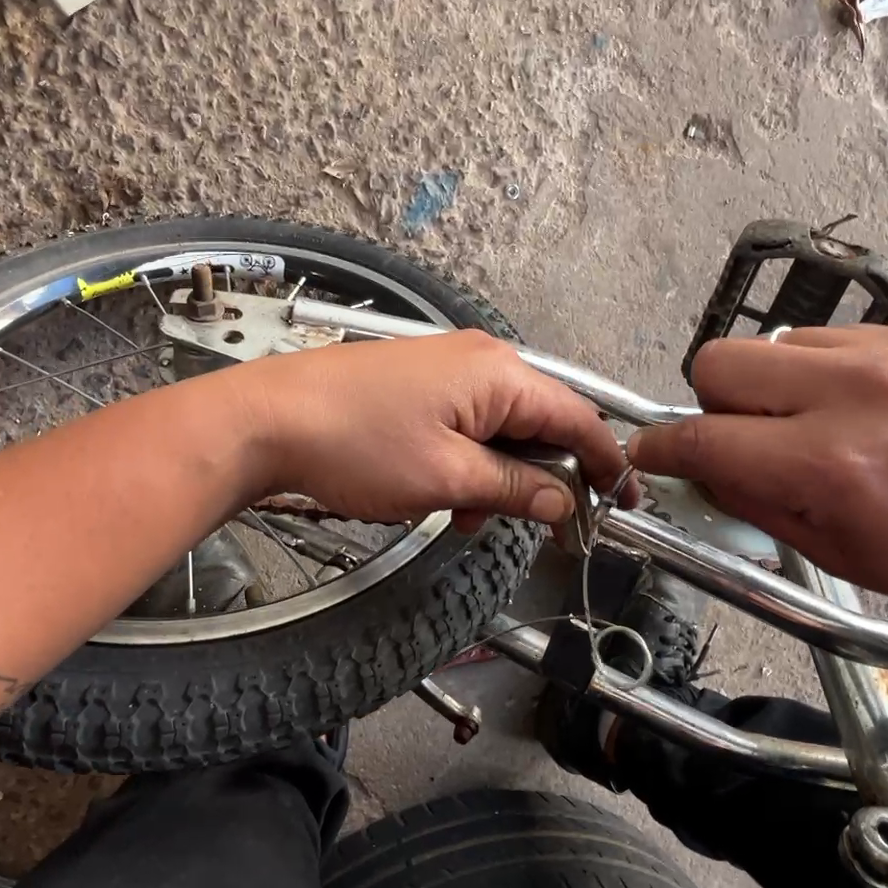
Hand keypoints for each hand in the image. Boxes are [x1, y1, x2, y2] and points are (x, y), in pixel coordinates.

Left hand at [232, 331, 631, 529]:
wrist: (267, 421)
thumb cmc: (355, 442)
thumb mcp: (448, 477)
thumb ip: (516, 488)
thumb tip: (562, 500)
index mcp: (499, 373)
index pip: (577, 417)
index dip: (604, 464)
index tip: (620, 502)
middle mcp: (479, 361)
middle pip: (540, 422)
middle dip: (543, 478)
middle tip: (546, 526)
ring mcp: (445, 370)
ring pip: (500, 430)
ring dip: (499, 479)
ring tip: (469, 518)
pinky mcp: (418, 385)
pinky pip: (465, 426)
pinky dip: (467, 465)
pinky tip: (444, 499)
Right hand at [627, 327, 887, 638]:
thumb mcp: (844, 556)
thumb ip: (754, 504)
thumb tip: (701, 469)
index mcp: (833, 468)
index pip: (702, 439)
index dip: (661, 449)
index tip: (652, 452)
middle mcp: (854, 395)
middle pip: (716, 363)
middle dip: (712, 406)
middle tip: (745, 441)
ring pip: (768, 346)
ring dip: (768, 388)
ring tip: (811, 427)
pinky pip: (826, 340)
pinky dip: (818, 374)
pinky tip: (858, 410)